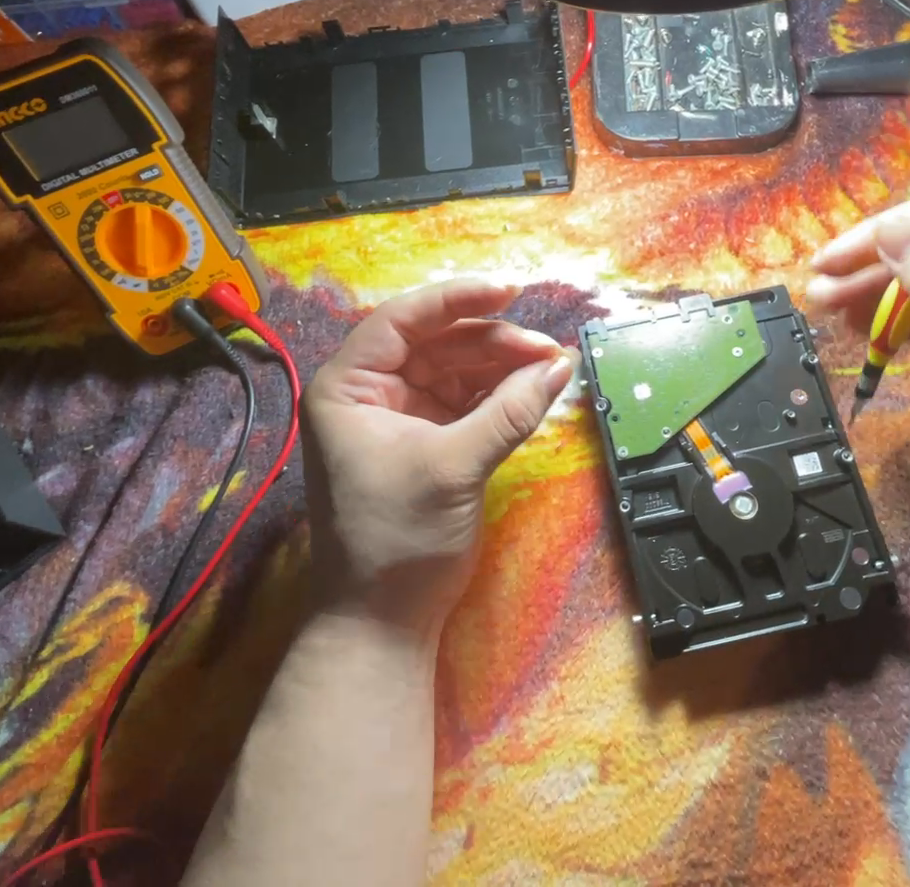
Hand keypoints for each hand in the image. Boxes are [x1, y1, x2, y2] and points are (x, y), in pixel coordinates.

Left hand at [302, 280, 573, 634]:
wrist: (382, 619)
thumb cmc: (396, 539)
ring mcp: (402, 417)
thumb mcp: (452, 467)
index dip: (458, 300)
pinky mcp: (430, 441)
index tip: (510, 290)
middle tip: (546, 350)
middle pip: (437, 343)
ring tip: (549, 367)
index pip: (403, 321)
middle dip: (492, 342)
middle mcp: (371, 393)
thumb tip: (560, 366)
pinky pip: (468, 402)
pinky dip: (500, 395)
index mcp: (349, 387)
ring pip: (457, 370)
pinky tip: (533, 389)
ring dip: (501, 366)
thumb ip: (508, 412)